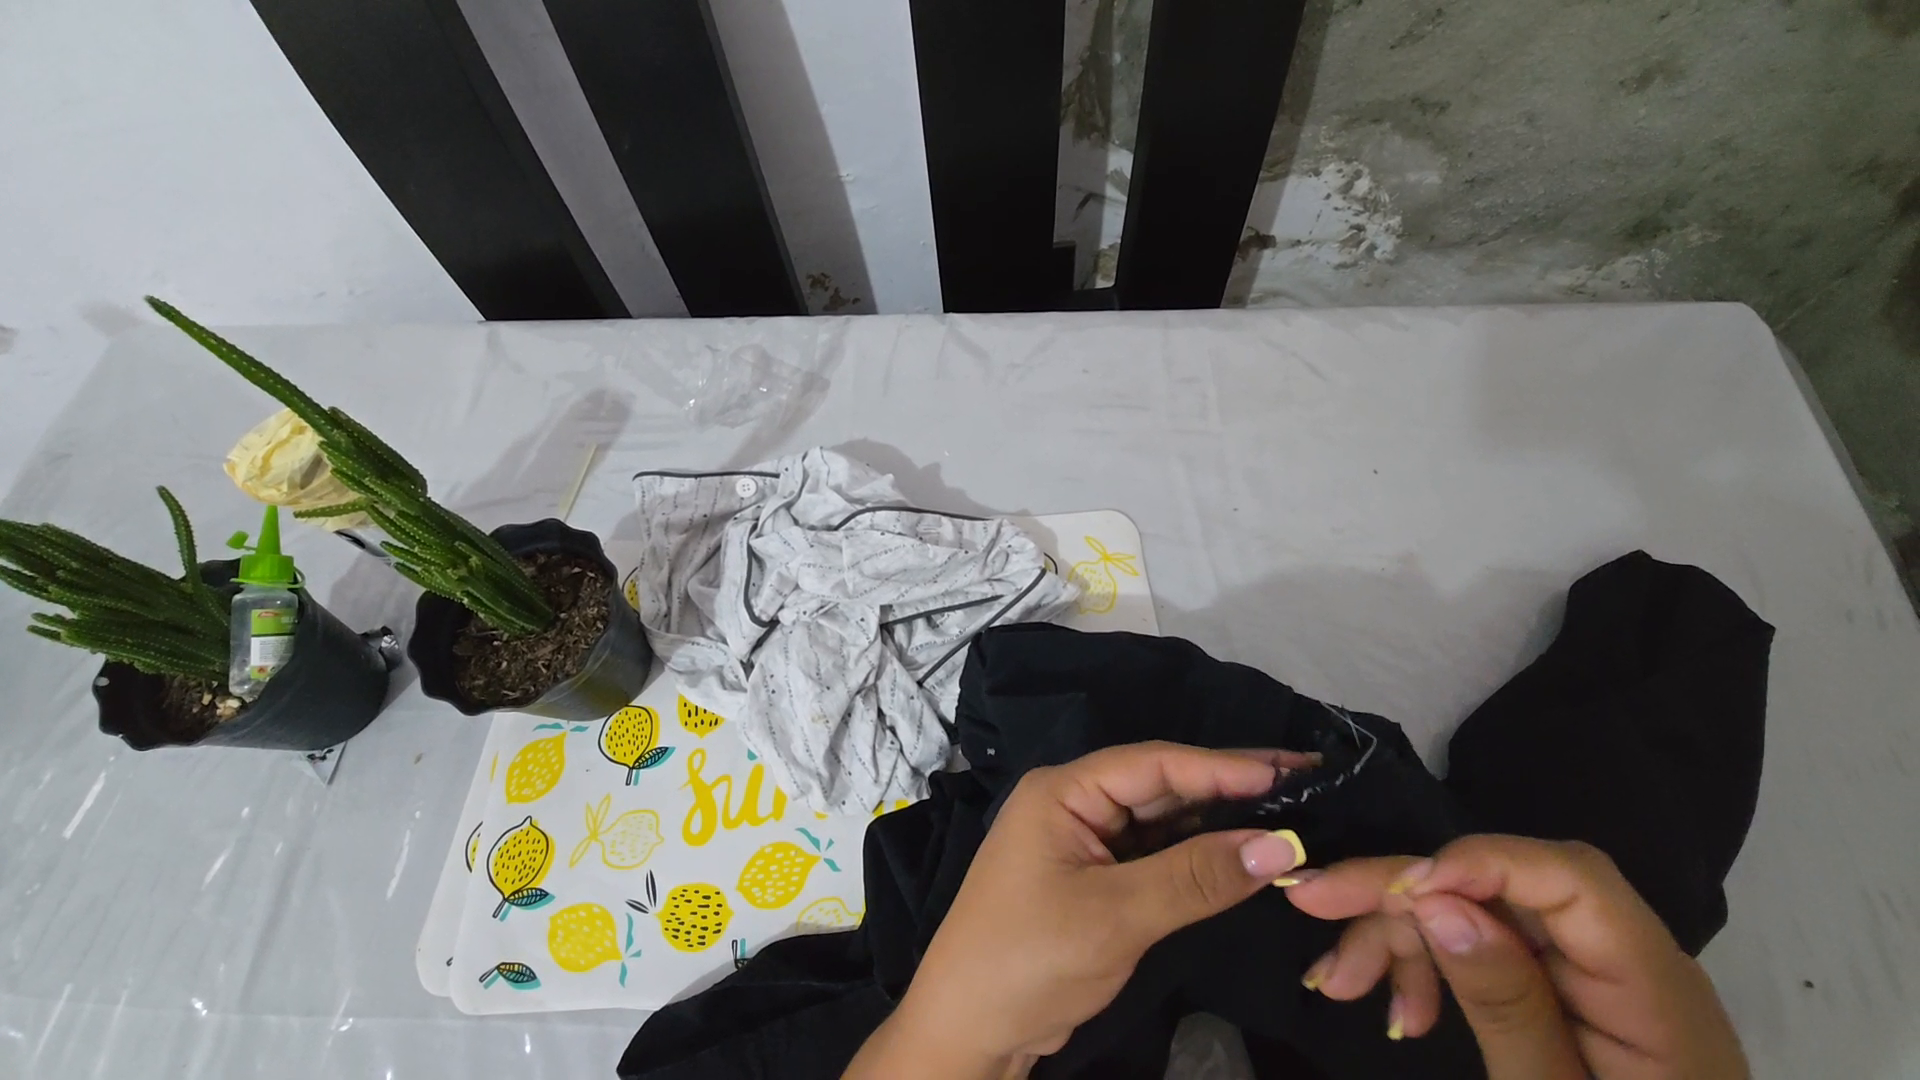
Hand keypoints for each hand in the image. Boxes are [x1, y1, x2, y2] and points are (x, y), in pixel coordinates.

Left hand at [844, 741, 1317, 1079]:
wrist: (970, 1029)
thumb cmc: (1030, 959)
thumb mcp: (1116, 916)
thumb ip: (1197, 877)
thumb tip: (1282, 844)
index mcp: (1063, 791)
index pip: (1153, 765)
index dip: (1223, 766)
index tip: (1290, 771)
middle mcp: (1073, 803)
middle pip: (1160, 786)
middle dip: (1228, 788)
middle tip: (1304, 783)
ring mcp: (1083, 841)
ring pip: (1161, 822)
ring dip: (1218, 824)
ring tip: (1289, 815)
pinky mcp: (1094, 878)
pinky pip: (1154, 855)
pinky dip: (1196, 858)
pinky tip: (1243, 855)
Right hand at [1285, 834, 1748, 1079]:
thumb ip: (1506, 1007)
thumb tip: (1437, 902)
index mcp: (1655, 993)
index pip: (1572, 879)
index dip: (1479, 862)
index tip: (1397, 887)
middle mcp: (1620, 959)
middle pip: (1498, 884)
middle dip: (1401, 890)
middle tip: (1311, 898)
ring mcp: (1585, 970)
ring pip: (1472, 908)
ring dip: (1398, 934)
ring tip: (1339, 982)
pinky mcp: (1555, 985)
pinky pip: (1477, 944)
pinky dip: (1424, 965)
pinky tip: (1397, 1010)